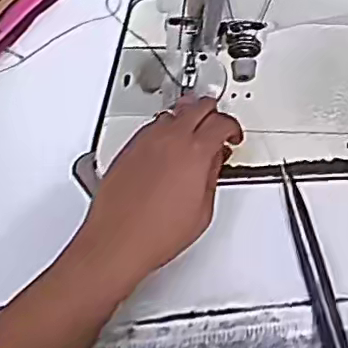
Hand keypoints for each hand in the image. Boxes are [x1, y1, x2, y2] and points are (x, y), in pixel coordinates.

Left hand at [73, 95, 242, 290]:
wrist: (116, 243)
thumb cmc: (154, 234)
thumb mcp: (202, 211)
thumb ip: (212, 176)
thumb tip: (213, 162)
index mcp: (195, 151)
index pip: (222, 122)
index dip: (232, 127)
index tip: (231, 136)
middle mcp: (171, 139)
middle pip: (199, 105)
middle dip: (213, 113)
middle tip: (217, 126)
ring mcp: (148, 140)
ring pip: (175, 111)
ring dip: (188, 117)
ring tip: (192, 134)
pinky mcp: (129, 147)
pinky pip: (153, 125)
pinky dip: (165, 128)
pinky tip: (168, 144)